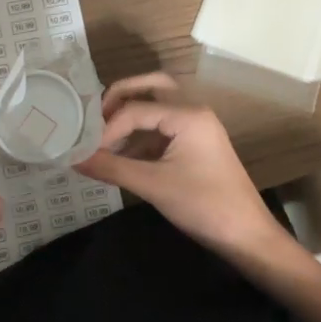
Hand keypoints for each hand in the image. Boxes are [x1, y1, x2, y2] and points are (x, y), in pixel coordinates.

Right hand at [74, 73, 286, 260]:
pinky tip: (123, 155)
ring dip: (132, 114)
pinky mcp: (198, 145)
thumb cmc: (203, 205)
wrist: (246, 234)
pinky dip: (142, 134)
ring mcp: (198, 128)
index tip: (85, 150)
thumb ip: (111, 168)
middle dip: (121, 97)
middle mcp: (194, 111)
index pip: (135, 108)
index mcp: (187, 115)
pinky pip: (165, 127)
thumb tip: (74, 158)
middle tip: (93, 116)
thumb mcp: (153, 185)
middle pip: (152, 86)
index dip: (107, 128)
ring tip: (103, 135)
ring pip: (160, 105)